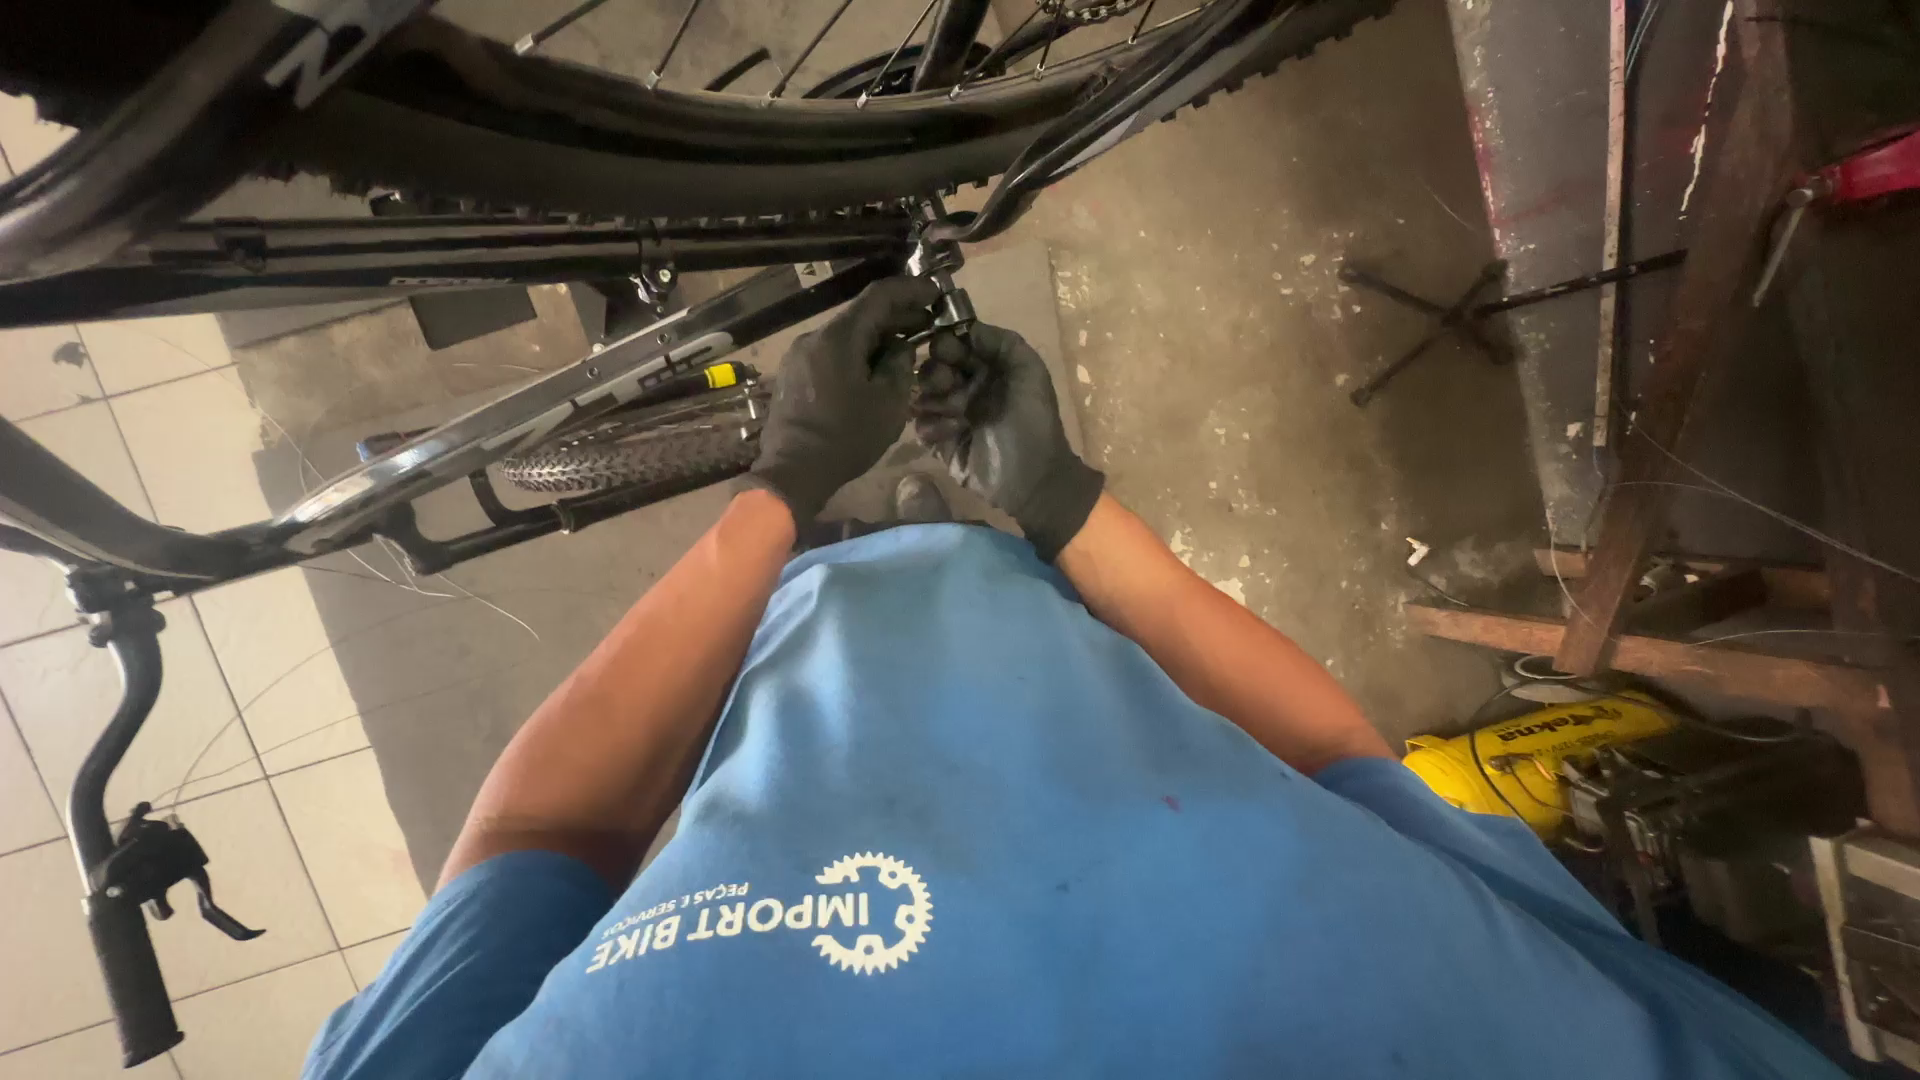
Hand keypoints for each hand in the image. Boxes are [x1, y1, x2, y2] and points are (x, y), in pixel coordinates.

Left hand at [745, 276, 940, 526]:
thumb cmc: (846, 438)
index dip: (911, 289)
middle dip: (897, 316)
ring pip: (847, 335)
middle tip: (928, 325)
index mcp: (839, 337)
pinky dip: (858, 353)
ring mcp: (800, 355)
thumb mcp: (889, 403)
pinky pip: (832, 354)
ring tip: (905, 350)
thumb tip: (901, 347)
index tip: (935, 293)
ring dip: (878, 338)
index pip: (879, 295)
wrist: (793, 470)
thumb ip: (901, 366)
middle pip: (861, 314)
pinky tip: (874, 370)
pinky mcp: (795, 375)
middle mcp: (815, 337)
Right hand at [912, 324, 1103, 560]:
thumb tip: (965, 329)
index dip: (946, 345)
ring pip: (920, 395)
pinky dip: (929, 427)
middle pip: (932, 367)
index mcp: (986, 368)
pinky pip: (919, 425)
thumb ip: (1002, 342)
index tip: (949, 353)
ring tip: (954, 416)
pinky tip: (948, 435)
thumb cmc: (1032, 422)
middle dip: (935, 373)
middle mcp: (965, 387)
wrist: (1030, 478)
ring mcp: (950, 415)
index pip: (953, 345)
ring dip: (932, 400)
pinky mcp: (940, 443)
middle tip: (947, 385)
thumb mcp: (1029, 372)